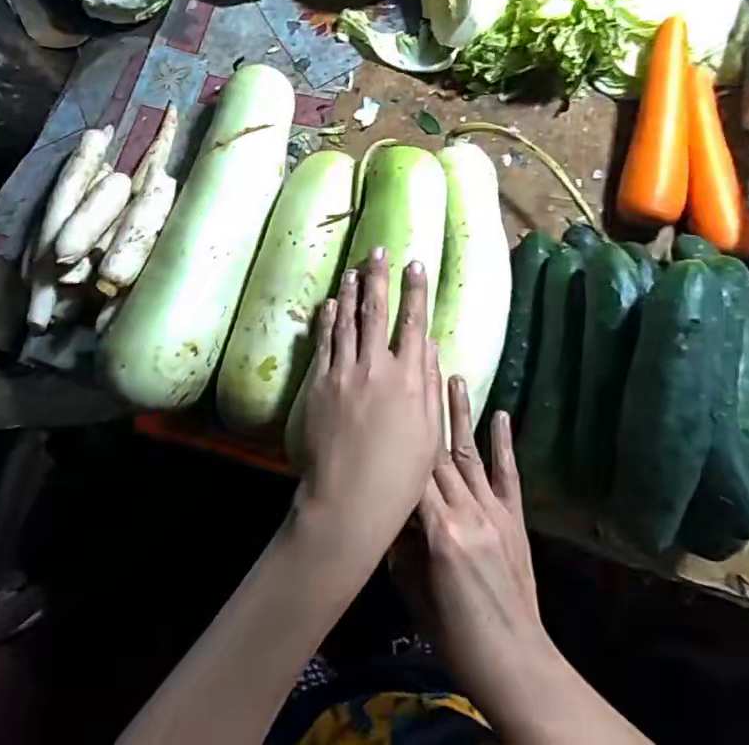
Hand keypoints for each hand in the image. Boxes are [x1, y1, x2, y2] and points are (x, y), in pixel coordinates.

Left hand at [294, 249, 442, 550]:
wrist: (348, 497)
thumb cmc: (400, 474)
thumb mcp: (429, 432)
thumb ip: (429, 384)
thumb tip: (430, 345)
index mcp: (408, 378)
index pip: (414, 323)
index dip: (415, 291)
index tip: (415, 264)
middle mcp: (376, 366)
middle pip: (377, 312)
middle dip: (379, 277)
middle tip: (378, 251)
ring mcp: (344, 372)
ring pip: (347, 321)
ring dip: (350, 292)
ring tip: (353, 270)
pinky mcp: (318, 384)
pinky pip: (324, 343)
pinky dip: (327, 321)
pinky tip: (328, 305)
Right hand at [418, 378, 554, 700]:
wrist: (513, 661)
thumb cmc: (455, 636)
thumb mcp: (414, 593)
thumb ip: (400, 548)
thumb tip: (389, 513)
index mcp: (439, 532)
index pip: (412, 476)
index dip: (398, 440)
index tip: (387, 402)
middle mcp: (467, 511)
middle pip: (438, 455)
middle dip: (424, 412)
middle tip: (414, 372)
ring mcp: (495, 512)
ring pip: (471, 453)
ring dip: (460, 414)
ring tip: (452, 376)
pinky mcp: (515, 520)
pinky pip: (507, 476)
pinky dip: (503, 444)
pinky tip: (500, 414)